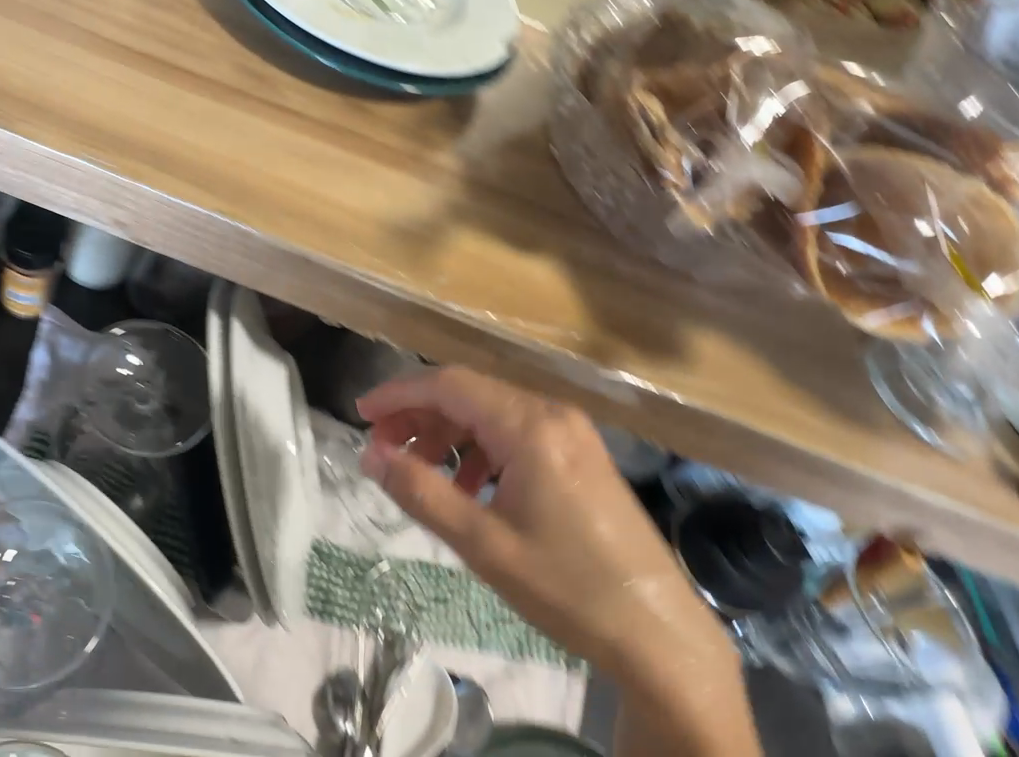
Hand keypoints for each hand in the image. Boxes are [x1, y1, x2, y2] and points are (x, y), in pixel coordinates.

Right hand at [358, 368, 759, 756]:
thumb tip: (370, 455)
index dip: (398, 394)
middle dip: (419, 415)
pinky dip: (480, 451)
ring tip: (418, 471)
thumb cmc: (566, 587)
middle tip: (381, 448)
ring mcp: (572, 433)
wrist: (658, 632)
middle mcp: (552, 414)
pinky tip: (468, 488)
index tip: (360, 416)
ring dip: (448, 434)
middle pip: (469, 393)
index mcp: (530, 426)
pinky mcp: (581, 455)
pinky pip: (516, 434)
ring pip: (492, 413)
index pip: (449, 384)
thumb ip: (421, 492)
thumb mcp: (482, 544)